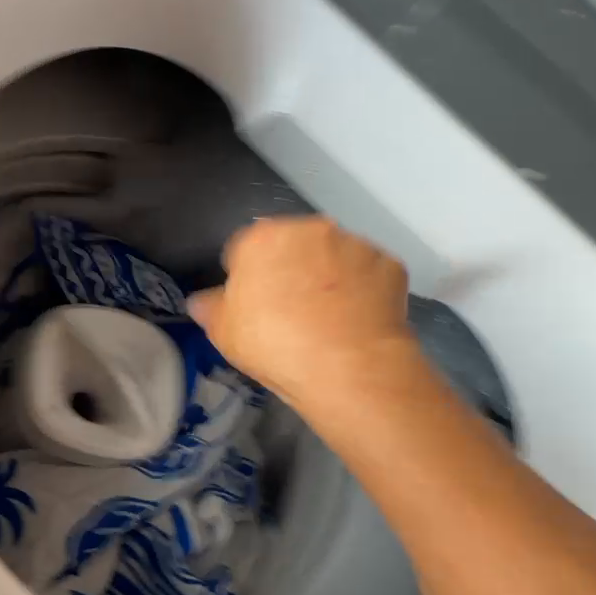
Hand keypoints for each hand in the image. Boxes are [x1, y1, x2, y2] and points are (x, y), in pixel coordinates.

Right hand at [187, 216, 416, 410]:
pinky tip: (348, 318)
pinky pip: (363, 272)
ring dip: (322, 275)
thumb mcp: (220, 330)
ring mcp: (356, 244)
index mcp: (262, 238)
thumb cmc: (271, 342)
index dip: (241, 274)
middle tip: (281, 307)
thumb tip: (205, 300)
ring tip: (320, 315)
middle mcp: (311, 229)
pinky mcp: (390, 264)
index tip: (245, 300)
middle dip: (284, 267)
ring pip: (329, 255)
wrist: (347, 364)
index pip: (242, 247)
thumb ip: (209, 306)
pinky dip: (356, 288)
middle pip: (289, 244)